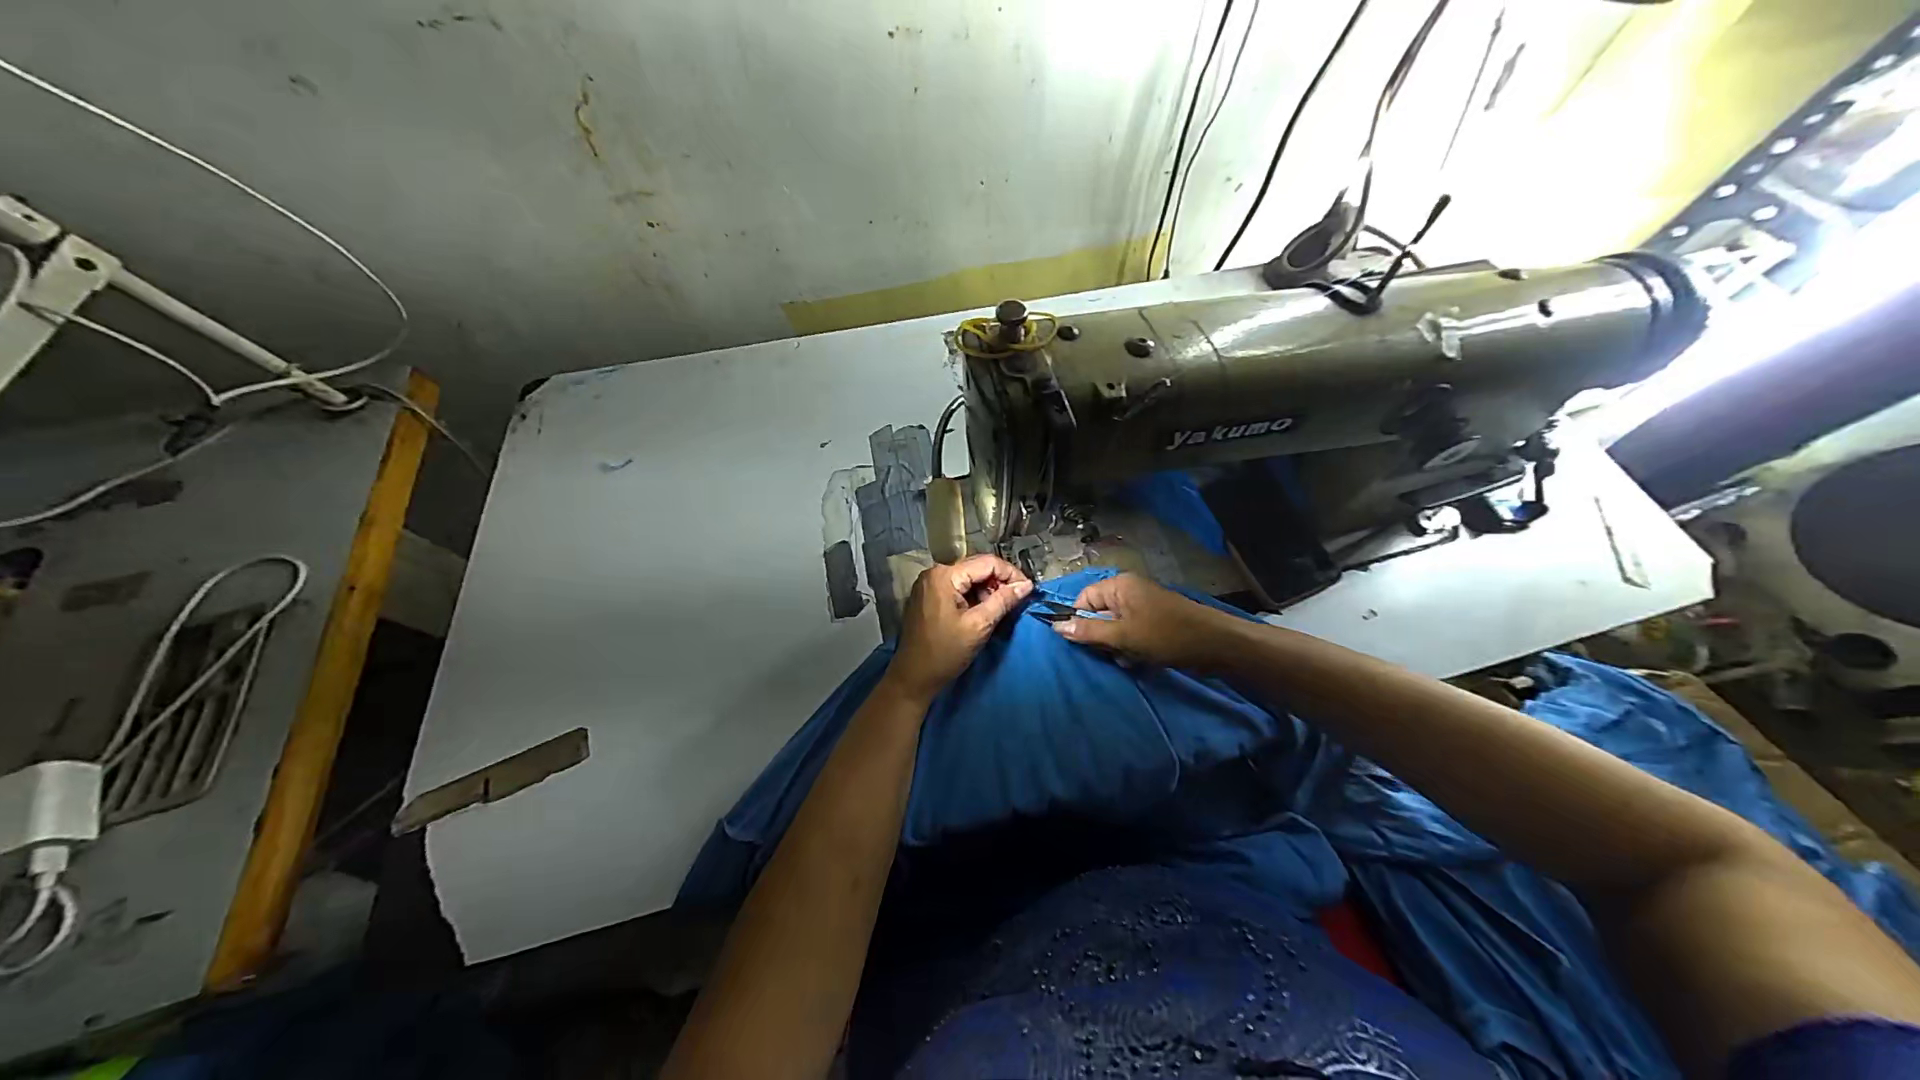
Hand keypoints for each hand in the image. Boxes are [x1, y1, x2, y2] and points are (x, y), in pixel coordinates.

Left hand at [885, 555, 1032, 701]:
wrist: (914, 676)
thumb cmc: (946, 652)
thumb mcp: (979, 626)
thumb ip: (1003, 601)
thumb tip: (1026, 585)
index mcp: (945, 575)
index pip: (987, 562)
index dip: (1011, 574)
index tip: (1027, 590)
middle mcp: (934, 573)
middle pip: (977, 567)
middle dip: (999, 582)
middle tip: (1016, 600)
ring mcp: (929, 584)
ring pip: (968, 578)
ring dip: (987, 590)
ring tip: (1000, 609)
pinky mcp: (928, 596)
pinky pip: (957, 588)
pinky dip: (974, 596)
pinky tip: (983, 611)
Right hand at [1050, 572, 1242, 669]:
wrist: (1215, 645)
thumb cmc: (1166, 636)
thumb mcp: (1123, 636)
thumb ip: (1088, 631)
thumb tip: (1056, 626)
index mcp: (1120, 585)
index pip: (1083, 600)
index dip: (1079, 621)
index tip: (1083, 643)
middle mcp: (1129, 591)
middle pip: (1098, 614)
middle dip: (1101, 637)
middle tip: (1111, 652)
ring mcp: (1143, 607)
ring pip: (1114, 628)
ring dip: (1117, 646)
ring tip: (1128, 658)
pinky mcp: (1154, 622)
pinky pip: (1131, 633)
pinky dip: (1131, 647)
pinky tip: (1139, 660)